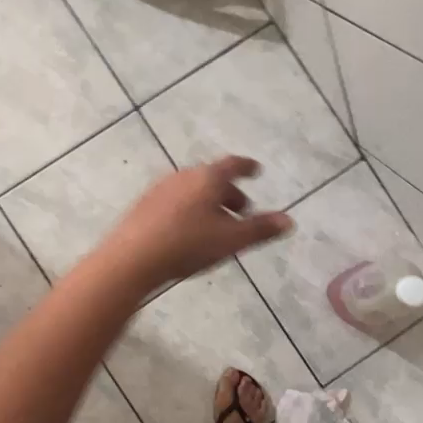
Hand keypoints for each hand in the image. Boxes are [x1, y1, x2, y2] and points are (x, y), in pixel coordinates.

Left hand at [97, 156, 292, 288]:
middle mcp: (184, 176)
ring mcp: (160, 188)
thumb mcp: (231, 240)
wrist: (132, 258)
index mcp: (208, 178)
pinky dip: (188, 209)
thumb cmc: (188, 245)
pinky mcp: (143, 205)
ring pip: (192, 190)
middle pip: (211, 178)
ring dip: (207, 201)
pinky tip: (187, 231)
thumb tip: (289, 221)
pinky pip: (174, 201)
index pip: (233, 165)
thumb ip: (260, 229)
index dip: (247, 167)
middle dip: (228, 191)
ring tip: (215, 223)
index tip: (256, 170)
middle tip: (241, 208)